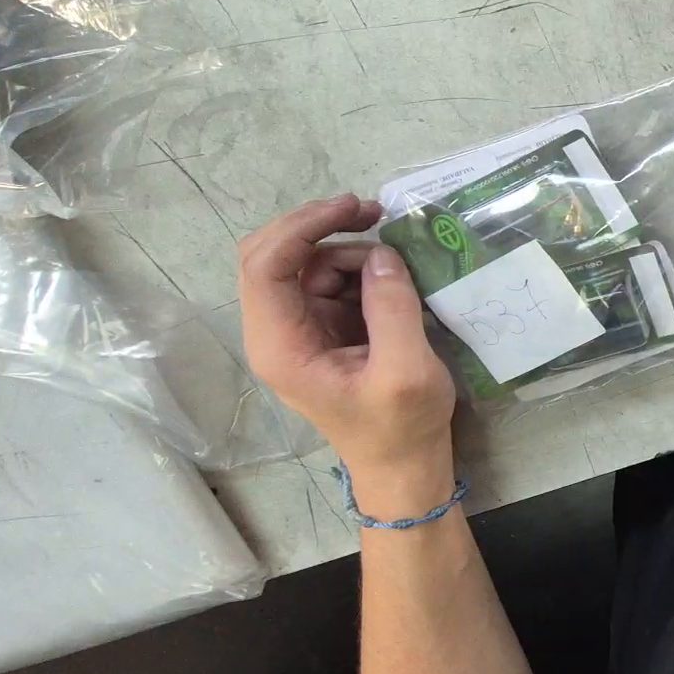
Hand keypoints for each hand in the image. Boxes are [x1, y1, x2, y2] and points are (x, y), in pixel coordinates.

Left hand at [238, 195, 456, 512]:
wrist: (405, 463)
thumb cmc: (402, 425)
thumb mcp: (407, 369)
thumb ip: (393, 308)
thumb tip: (383, 255)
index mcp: (281, 345)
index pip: (265, 265)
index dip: (303, 227)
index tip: (357, 210)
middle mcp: (279, 331)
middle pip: (278, 256)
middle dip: (322, 228)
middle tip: (376, 213)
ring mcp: (304, 329)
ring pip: (310, 265)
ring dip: (353, 254)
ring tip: (402, 268)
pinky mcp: (329, 330)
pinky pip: (334, 283)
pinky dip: (364, 271)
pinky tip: (396, 280)